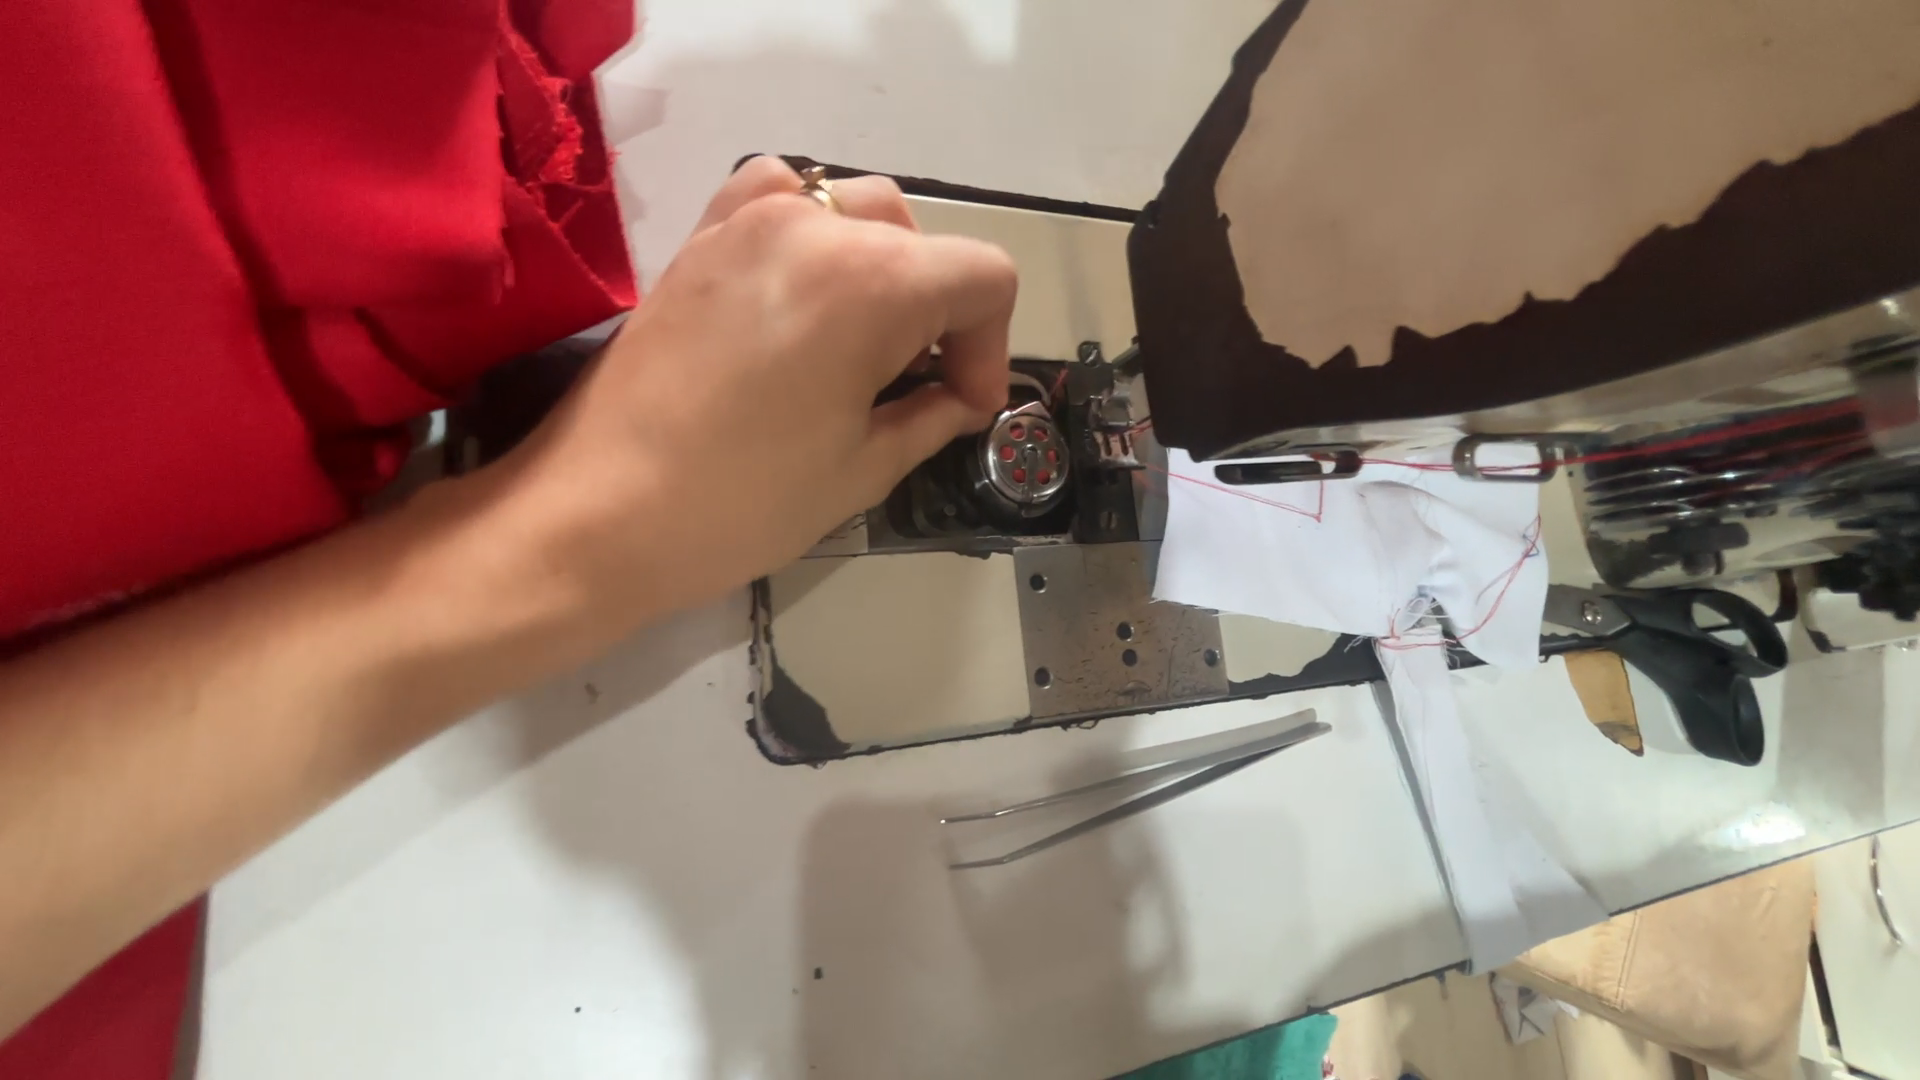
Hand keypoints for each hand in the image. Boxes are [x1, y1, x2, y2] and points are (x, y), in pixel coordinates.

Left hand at [485, 157, 1018, 632]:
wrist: (599, 514)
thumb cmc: (743, 504)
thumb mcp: (863, 471)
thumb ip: (932, 418)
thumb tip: (961, 398)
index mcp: (872, 284)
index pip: (984, 276)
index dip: (991, 346)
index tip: (966, 404)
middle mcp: (814, 226)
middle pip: (925, 242)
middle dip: (944, 314)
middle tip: (921, 384)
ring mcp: (748, 220)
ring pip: (860, 209)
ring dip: (888, 270)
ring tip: (867, 340)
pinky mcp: (701, 236)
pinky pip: (782, 196)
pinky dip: (816, 233)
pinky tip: (805, 291)